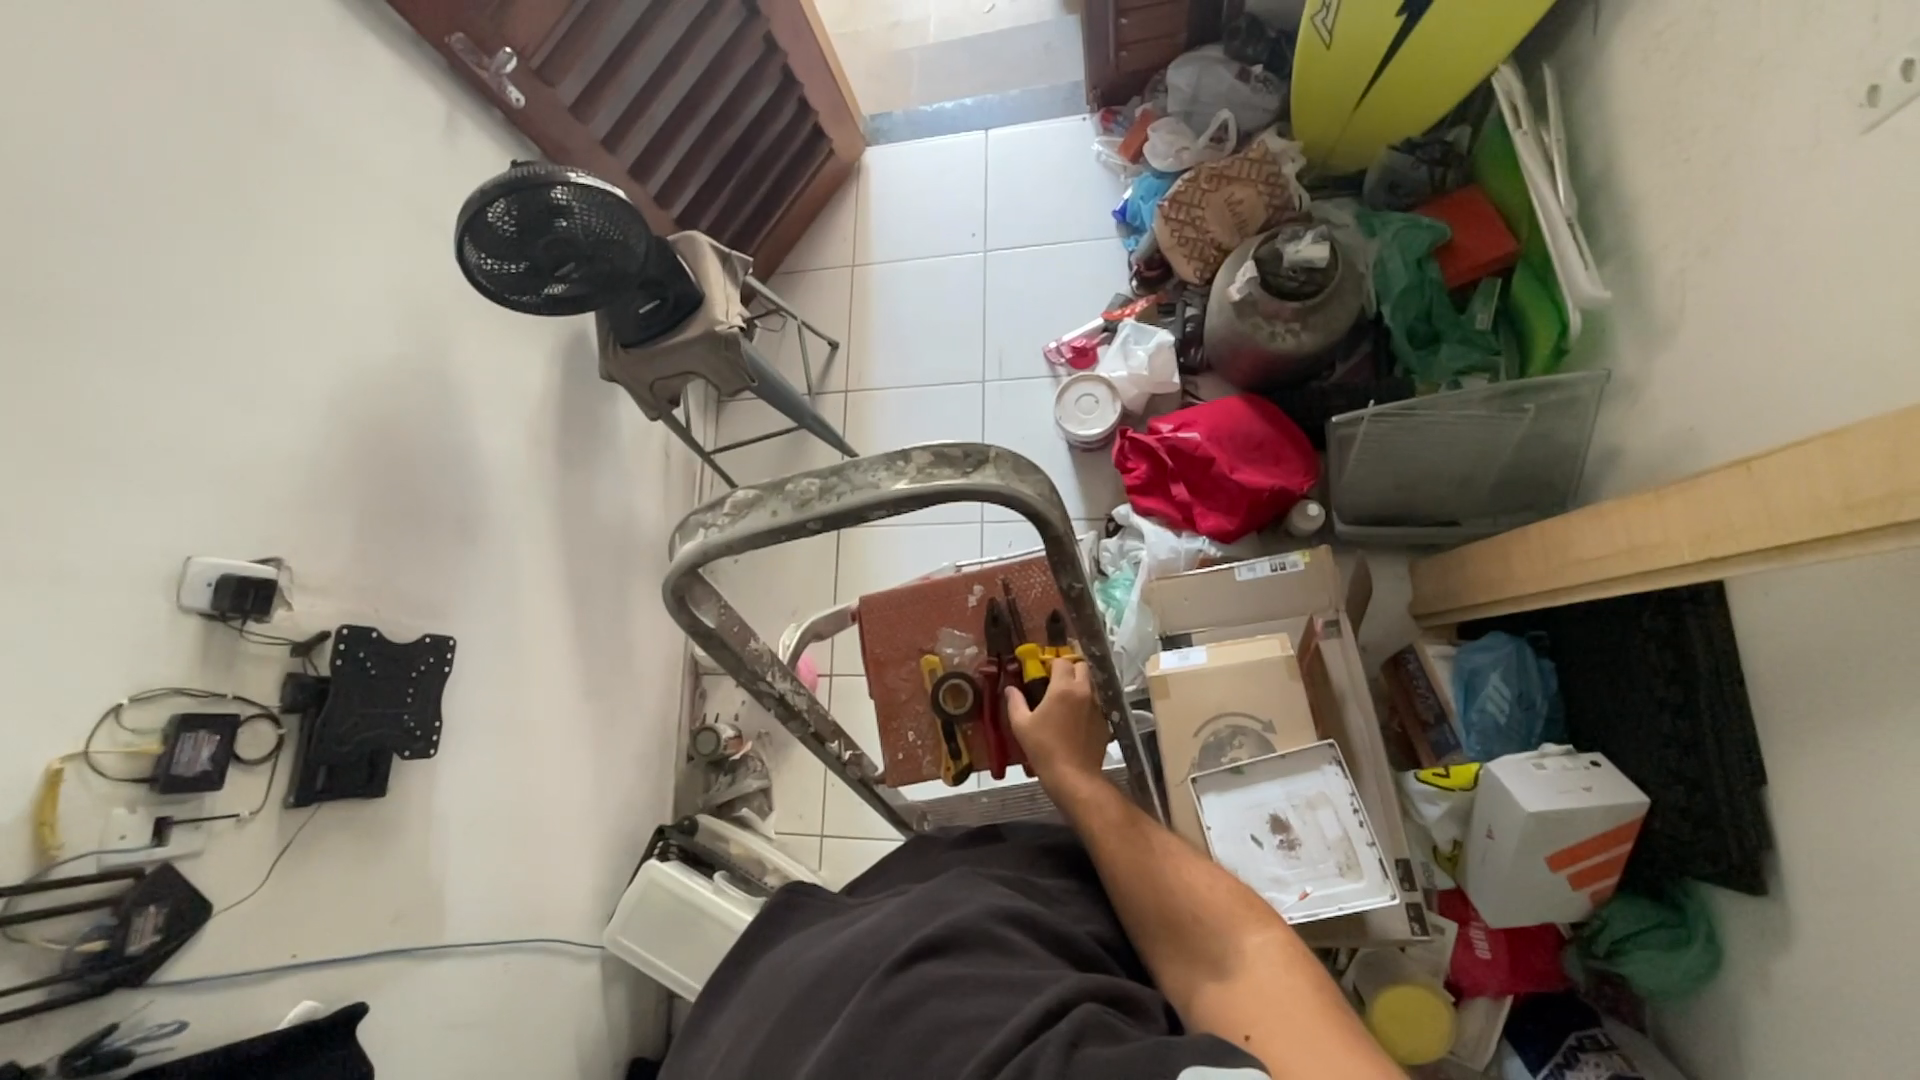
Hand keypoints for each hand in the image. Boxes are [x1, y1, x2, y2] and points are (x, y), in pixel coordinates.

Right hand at [1006, 658, 1109, 788]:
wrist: (1073, 776)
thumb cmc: (1043, 748)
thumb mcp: (1021, 725)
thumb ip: (1015, 702)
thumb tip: (1010, 688)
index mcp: (1063, 688)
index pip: (1061, 661)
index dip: (1051, 663)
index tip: (1042, 672)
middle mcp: (1084, 692)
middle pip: (1081, 666)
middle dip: (1069, 669)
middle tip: (1055, 681)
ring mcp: (1097, 707)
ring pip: (1090, 685)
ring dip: (1079, 685)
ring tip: (1064, 701)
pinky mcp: (1104, 722)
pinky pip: (1095, 704)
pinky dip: (1086, 705)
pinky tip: (1074, 721)